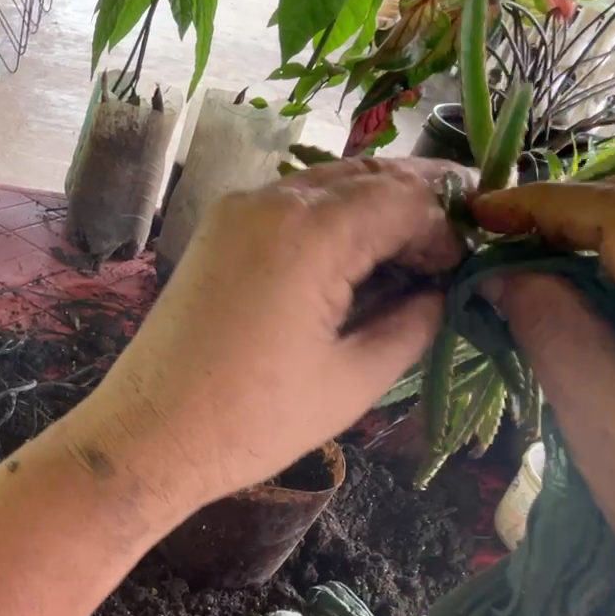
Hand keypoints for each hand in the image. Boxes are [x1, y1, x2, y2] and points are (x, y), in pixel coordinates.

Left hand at [64, 157, 467, 508]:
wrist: (148, 437)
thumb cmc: (251, 422)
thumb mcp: (351, 380)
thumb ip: (412, 325)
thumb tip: (442, 294)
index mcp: (310, 231)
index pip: (407, 198)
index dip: (447, 228)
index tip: (467, 268)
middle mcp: (269, 201)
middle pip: (367, 179)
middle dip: (417, 207)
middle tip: (454, 246)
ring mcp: (233, 213)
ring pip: (326, 188)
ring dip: (372, 212)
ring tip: (407, 258)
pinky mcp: (213, 235)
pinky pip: (287, 210)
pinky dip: (327, 225)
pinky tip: (349, 261)